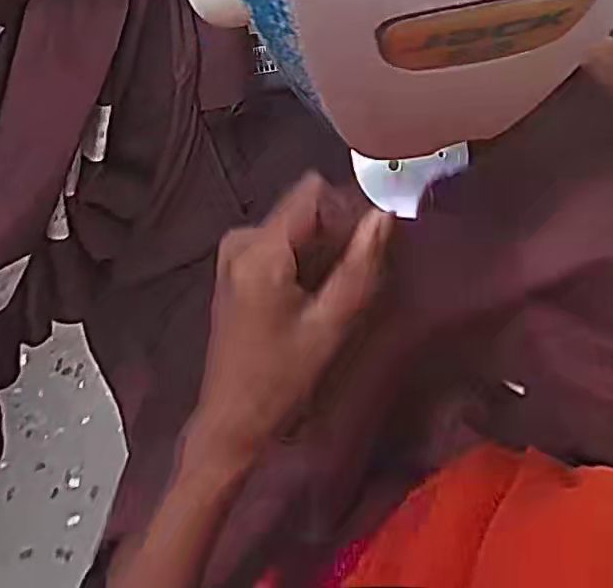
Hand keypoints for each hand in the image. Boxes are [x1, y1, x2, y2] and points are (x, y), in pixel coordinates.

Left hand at [186, 175, 392, 468]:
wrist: (231, 420)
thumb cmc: (280, 380)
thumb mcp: (329, 325)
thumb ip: (359, 265)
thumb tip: (382, 216)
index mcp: (259, 250)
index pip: (312, 192)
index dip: (346, 208)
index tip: (366, 240)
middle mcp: (241, 239)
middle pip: (304, 205)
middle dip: (336, 230)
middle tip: (355, 270)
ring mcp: (233, 250)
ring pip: (296, 222)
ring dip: (322, 245)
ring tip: (333, 287)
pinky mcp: (235, 263)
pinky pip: (281, 237)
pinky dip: (304, 254)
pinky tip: (312, 291)